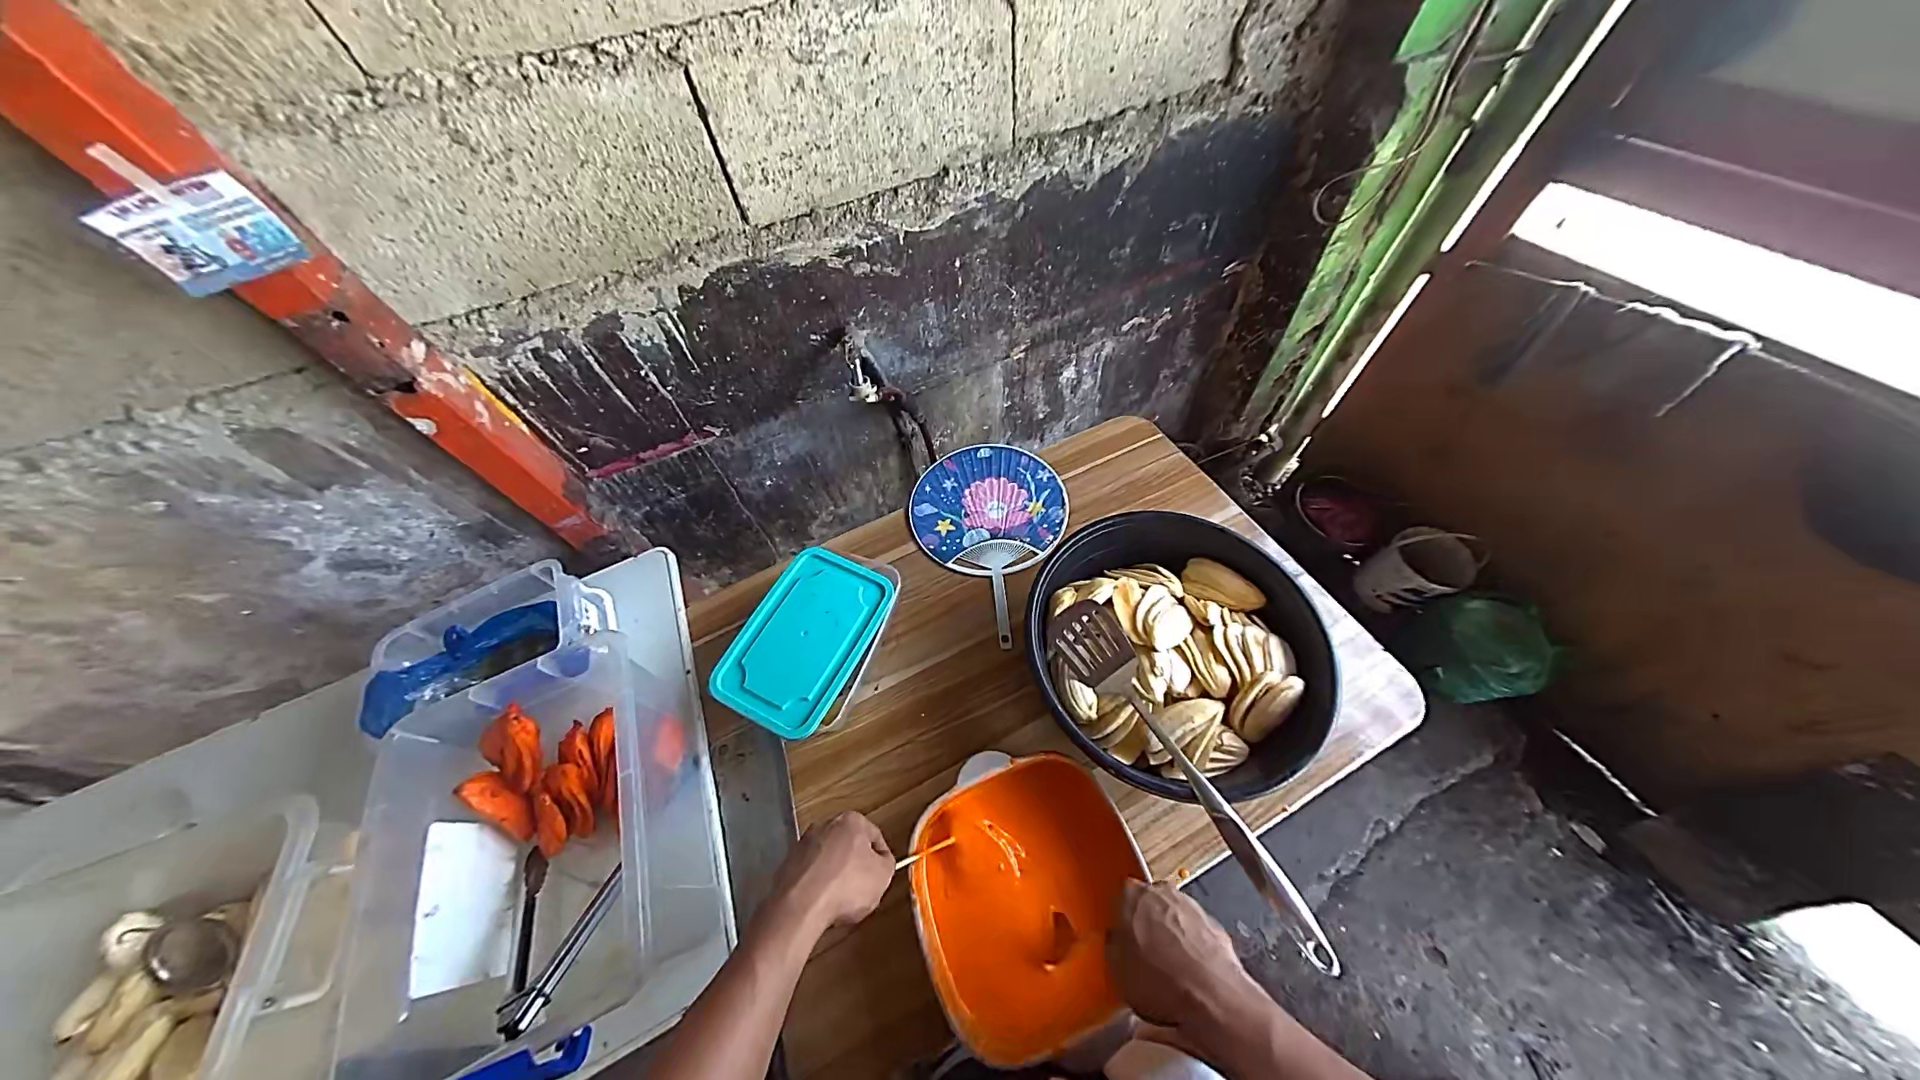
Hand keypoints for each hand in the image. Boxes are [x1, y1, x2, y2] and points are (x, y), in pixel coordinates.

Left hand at [772, 811, 894, 931]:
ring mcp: (803, 845)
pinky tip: (822, 904)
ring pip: (828, 861)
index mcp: (851, 821)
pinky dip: (817, 888)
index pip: (874, 836)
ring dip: (835, 877)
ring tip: (841, 901)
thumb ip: (887, 864)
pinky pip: (811, 876)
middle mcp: (825, 826)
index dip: (881, 859)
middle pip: (848, 846)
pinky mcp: (788, 866)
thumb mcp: (883, 876)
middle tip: (863, 887)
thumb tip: (882, 864)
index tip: (883, 872)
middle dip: (856, 866)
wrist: (801, 907)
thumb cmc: (841, 887)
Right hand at [1108, 880, 1259, 1029]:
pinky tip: (1192, 974)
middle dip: (1148, 922)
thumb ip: (1114, 945)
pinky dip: (1194, 947)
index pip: (1122, 895)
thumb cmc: (1161, 981)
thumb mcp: (1117, 969)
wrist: (1212, 998)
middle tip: (1144, 953)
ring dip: (1172, 935)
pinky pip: (1196, 933)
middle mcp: (1162, 893)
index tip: (1121, 935)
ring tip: (1171, 970)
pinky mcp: (1215, 925)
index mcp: (1133, 896)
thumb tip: (1117, 943)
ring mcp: (1192, 907)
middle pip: (1150, 902)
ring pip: (1175, 916)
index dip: (1121, 917)